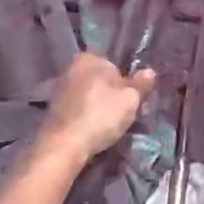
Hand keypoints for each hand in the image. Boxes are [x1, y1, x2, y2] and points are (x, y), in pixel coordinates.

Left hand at [37, 54, 155, 161]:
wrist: (65, 144)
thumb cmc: (102, 115)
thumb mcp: (131, 99)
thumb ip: (141, 84)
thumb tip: (149, 72)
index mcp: (90, 59)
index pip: (116, 63)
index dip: (128, 77)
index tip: (136, 93)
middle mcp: (71, 68)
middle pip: (102, 78)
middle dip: (114, 89)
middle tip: (128, 106)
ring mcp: (60, 88)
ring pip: (91, 92)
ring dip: (102, 101)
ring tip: (114, 118)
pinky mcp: (55, 107)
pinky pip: (81, 105)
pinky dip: (90, 111)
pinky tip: (97, 124)